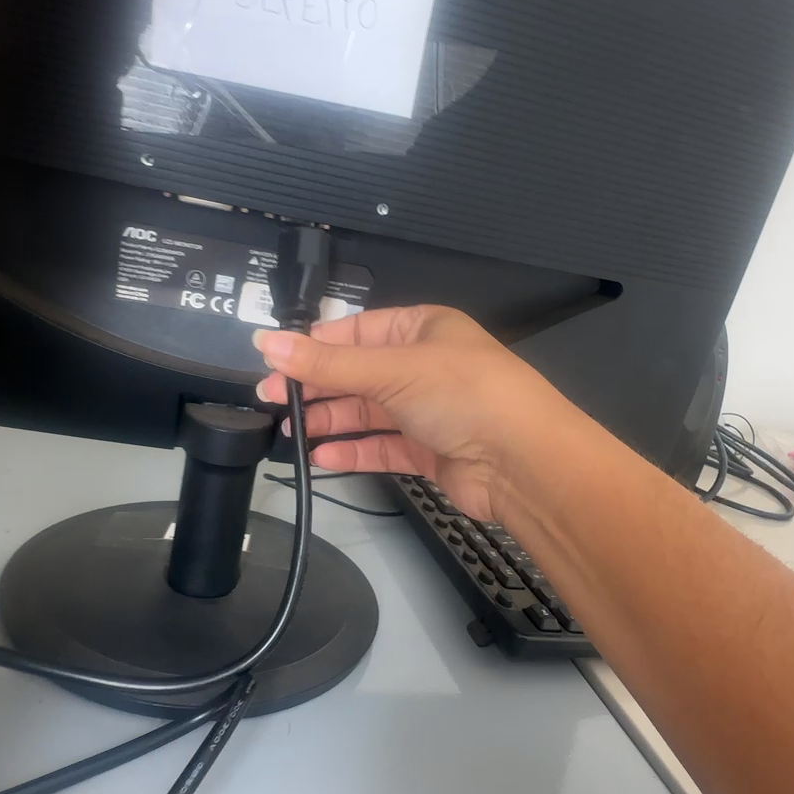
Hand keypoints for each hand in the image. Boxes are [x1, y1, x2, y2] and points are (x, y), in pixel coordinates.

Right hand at [252, 305, 592, 522]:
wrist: (524, 463)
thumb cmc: (471, 396)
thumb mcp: (392, 369)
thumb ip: (327, 362)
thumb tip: (269, 341)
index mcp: (422, 329)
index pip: (355, 332)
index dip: (314, 346)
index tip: (274, 361)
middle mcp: (424, 366)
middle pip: (357, 373)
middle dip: (315, 386)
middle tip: (271, 400)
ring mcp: (427, 410)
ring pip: (366, 412)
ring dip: (328, 420)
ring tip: (291, 431)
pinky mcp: (428, 451)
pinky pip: (381, 447)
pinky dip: (352, 451)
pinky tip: (322, 456)